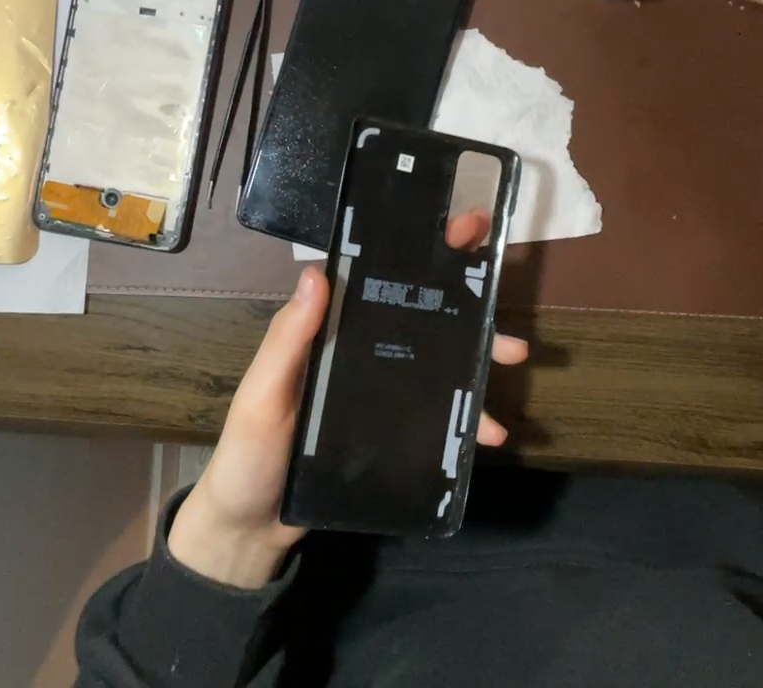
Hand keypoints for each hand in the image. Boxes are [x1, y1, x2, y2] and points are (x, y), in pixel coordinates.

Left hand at [168, 214, 525, 588]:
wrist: (251, 530)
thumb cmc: (249, 454)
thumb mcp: (263, 394)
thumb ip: (288, 340)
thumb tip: (318, 271)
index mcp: (328, 334)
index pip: (375, 281)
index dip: (417, 255)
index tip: (463, 233)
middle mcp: (358, 354)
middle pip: (419, 318)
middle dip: (468, 304)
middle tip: (504, 292)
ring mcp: (377, 394)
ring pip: (437, 362)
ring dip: (477, 357)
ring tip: (513, 358)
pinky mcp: (388, 433)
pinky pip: (435, 416)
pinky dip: (465, 419)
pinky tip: (488, 432)